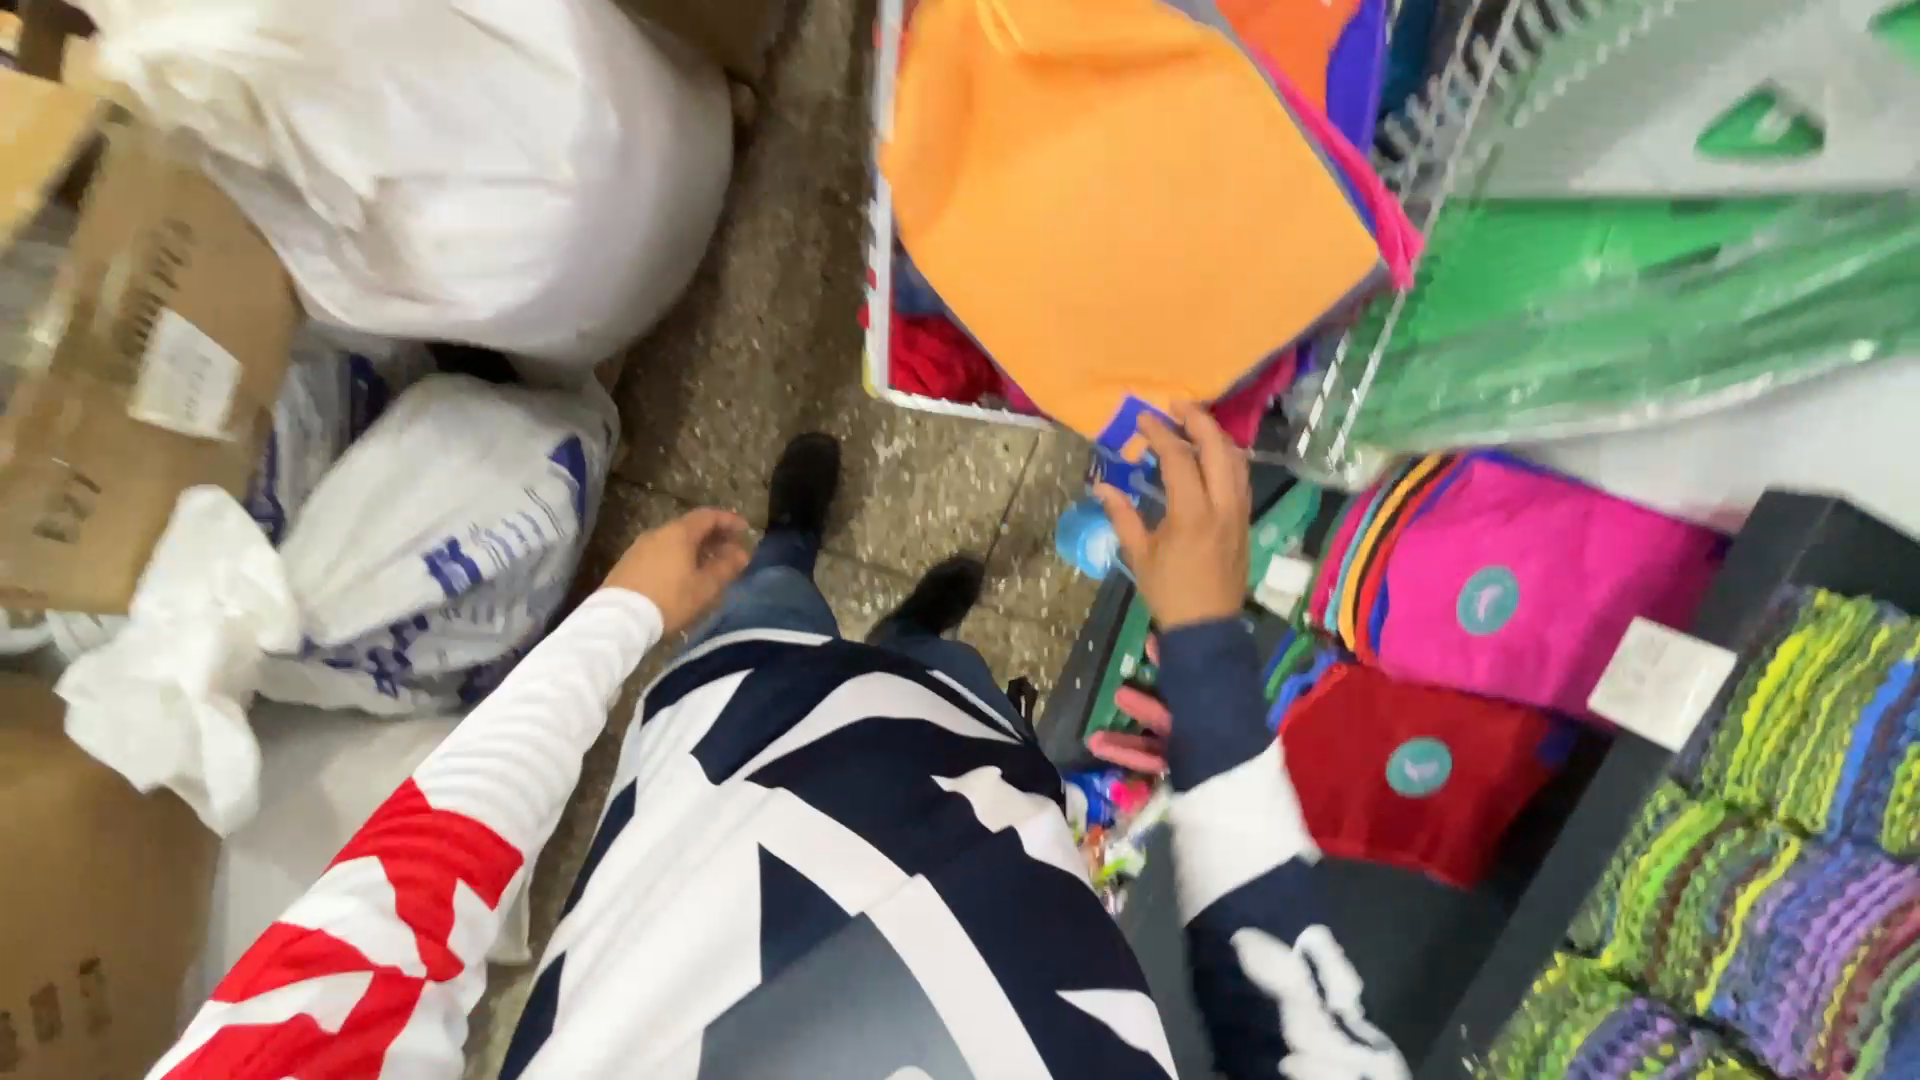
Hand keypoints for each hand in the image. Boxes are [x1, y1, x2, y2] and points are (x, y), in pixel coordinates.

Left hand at [603, 508, 751, 636]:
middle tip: (731, 549)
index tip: (745, 529)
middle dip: (714, 535)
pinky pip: (661, 551)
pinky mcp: (629, 563)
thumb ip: (726, 567)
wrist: (619, 619)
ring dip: (696, 547)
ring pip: (675, 540)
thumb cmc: (669, 599)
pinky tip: (684, 573)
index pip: (708, 516)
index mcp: (679, 533)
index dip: (729, 520)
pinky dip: (679, 555)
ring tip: (710, 564)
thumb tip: (742, 553)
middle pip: (691, 526)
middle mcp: (658, 533)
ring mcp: (640, 547)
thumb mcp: (705, 587)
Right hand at [1094, 402, 1249, 630]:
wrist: (1207, 626)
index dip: (1160, 434)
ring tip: (1193, 423)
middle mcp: (1222, 506)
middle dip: (1198, 420)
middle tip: (1175, 406)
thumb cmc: (1169, 592)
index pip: (1179, 459)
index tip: (1143, 419)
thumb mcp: (1139, 554)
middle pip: (1218, 447)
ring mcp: (1239, 512)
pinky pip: (1241, 477)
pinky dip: (1226, 456)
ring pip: (1236, 459)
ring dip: (1215, 435)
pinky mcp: (1245, 520)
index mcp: (1192, 514)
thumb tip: (1102, 486)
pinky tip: (1209, 454)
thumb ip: (1122, 516)